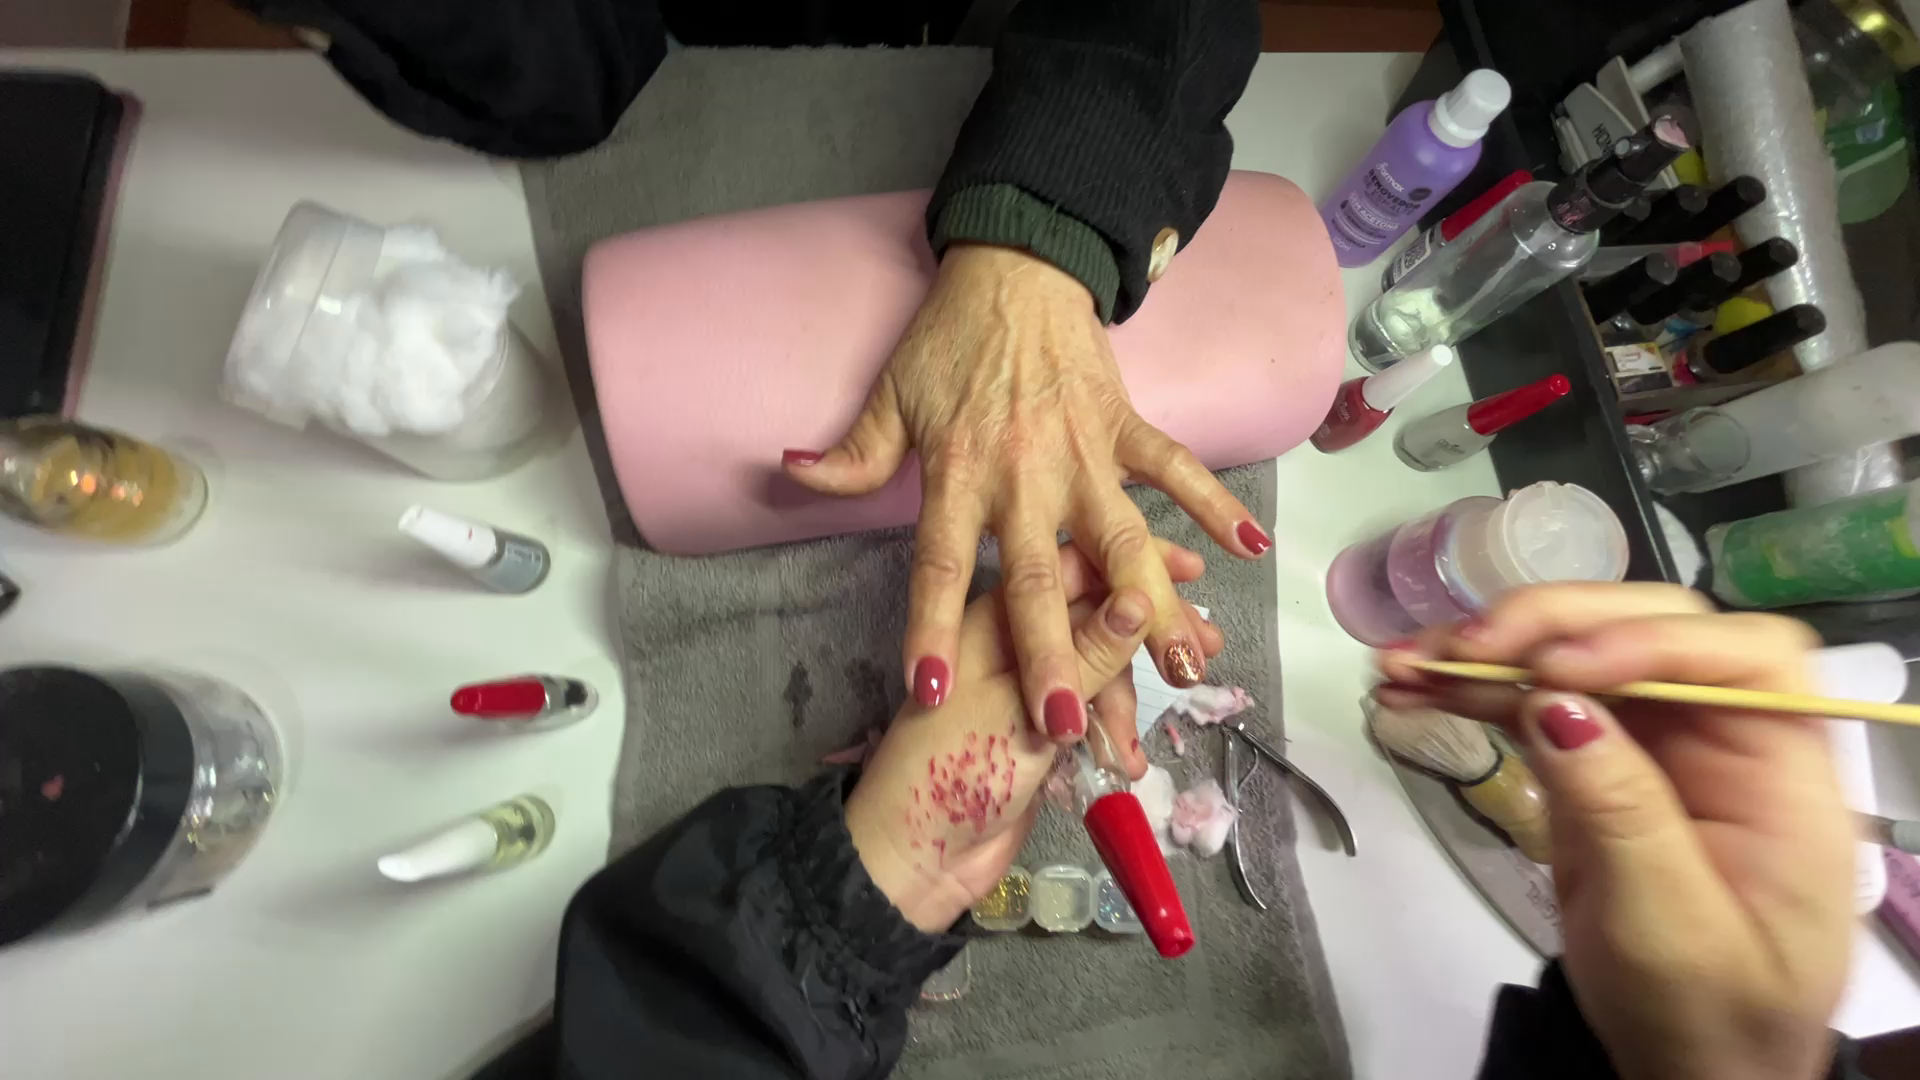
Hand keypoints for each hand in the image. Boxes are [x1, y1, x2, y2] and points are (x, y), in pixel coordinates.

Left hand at [783, 243, 1267, 745]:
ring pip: (1118, 538)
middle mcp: (1022, 474)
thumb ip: (850, 452)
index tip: (934, 694)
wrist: (1015, 269)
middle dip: (1050, 652)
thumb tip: (790, 473)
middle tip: (1064, 723)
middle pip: (1037, 575)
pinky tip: (1246, 549)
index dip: (931, 630)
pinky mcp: (1125, 424)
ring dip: (1147, 604)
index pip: (939, 567)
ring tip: (1178, 666)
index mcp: (958, 473)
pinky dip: (1211, 502)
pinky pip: (1172, 467)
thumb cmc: (949, 339)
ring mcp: (1082, 451)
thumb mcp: (889, 395)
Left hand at [844, 541, 1204, 931]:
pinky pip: (1086, 713)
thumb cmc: (958, 765)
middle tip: (1206, 649)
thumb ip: (1086, 652)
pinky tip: (1126, 764)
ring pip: (1095, 672)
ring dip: (1123, 705)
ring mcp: (1027, 683)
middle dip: (1145, 639)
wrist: (918, 853)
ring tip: (1136, 747)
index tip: (1191, 572)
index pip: (1074, 569)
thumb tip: (1142, 593)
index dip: (1134, 567)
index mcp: (998, 614)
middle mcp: (1014, 638)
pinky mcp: (1037, 725)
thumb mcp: (1026, 704)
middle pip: (1094, 620)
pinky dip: (1107, 735)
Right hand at [1377, 584, 1851, 1079]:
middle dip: (1538, 627)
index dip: (1643, 639)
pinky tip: (1405, 691)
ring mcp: (1640, 737)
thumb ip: (1621, 808)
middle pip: (1633, 629)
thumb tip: (1552, 705)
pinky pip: (1518, 695)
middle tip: (1455, 649)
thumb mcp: (1670, 923)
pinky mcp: (1580, 750)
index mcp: (1775, 770)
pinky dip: (1460, 687)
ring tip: (1397, 666)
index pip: (1737, 656)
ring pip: (1560, 653)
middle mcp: (1710, 733)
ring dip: (1475, 652)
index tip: (1549, 670)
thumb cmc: (1703, 1006)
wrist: (1676, 1052)